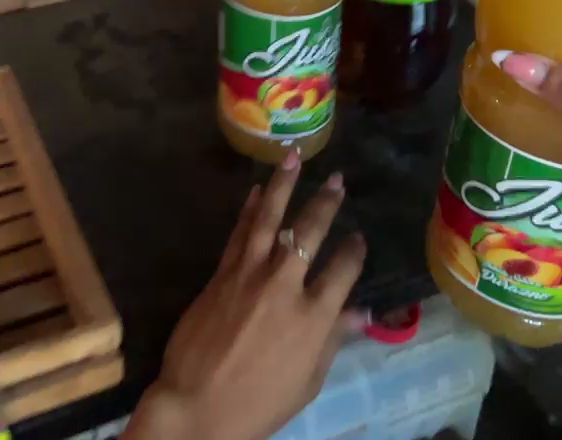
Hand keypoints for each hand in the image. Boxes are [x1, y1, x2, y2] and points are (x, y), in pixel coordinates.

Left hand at [124, 151, 367, 439]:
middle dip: (324, 204)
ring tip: (292, 157)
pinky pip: (239, 232)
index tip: (360, 236)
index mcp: (312, 319)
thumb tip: (362, 312)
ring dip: (282, 185)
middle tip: (336, 179)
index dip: (353, 252)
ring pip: (270, 219)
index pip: (341, 272)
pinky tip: (256, 190)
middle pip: (308, 235)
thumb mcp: (308, 380)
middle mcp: (283, 287)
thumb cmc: (260, 401)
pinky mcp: (222, 271)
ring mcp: (249, 274)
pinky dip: (249, 208)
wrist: (199, 403)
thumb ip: (333, 339)